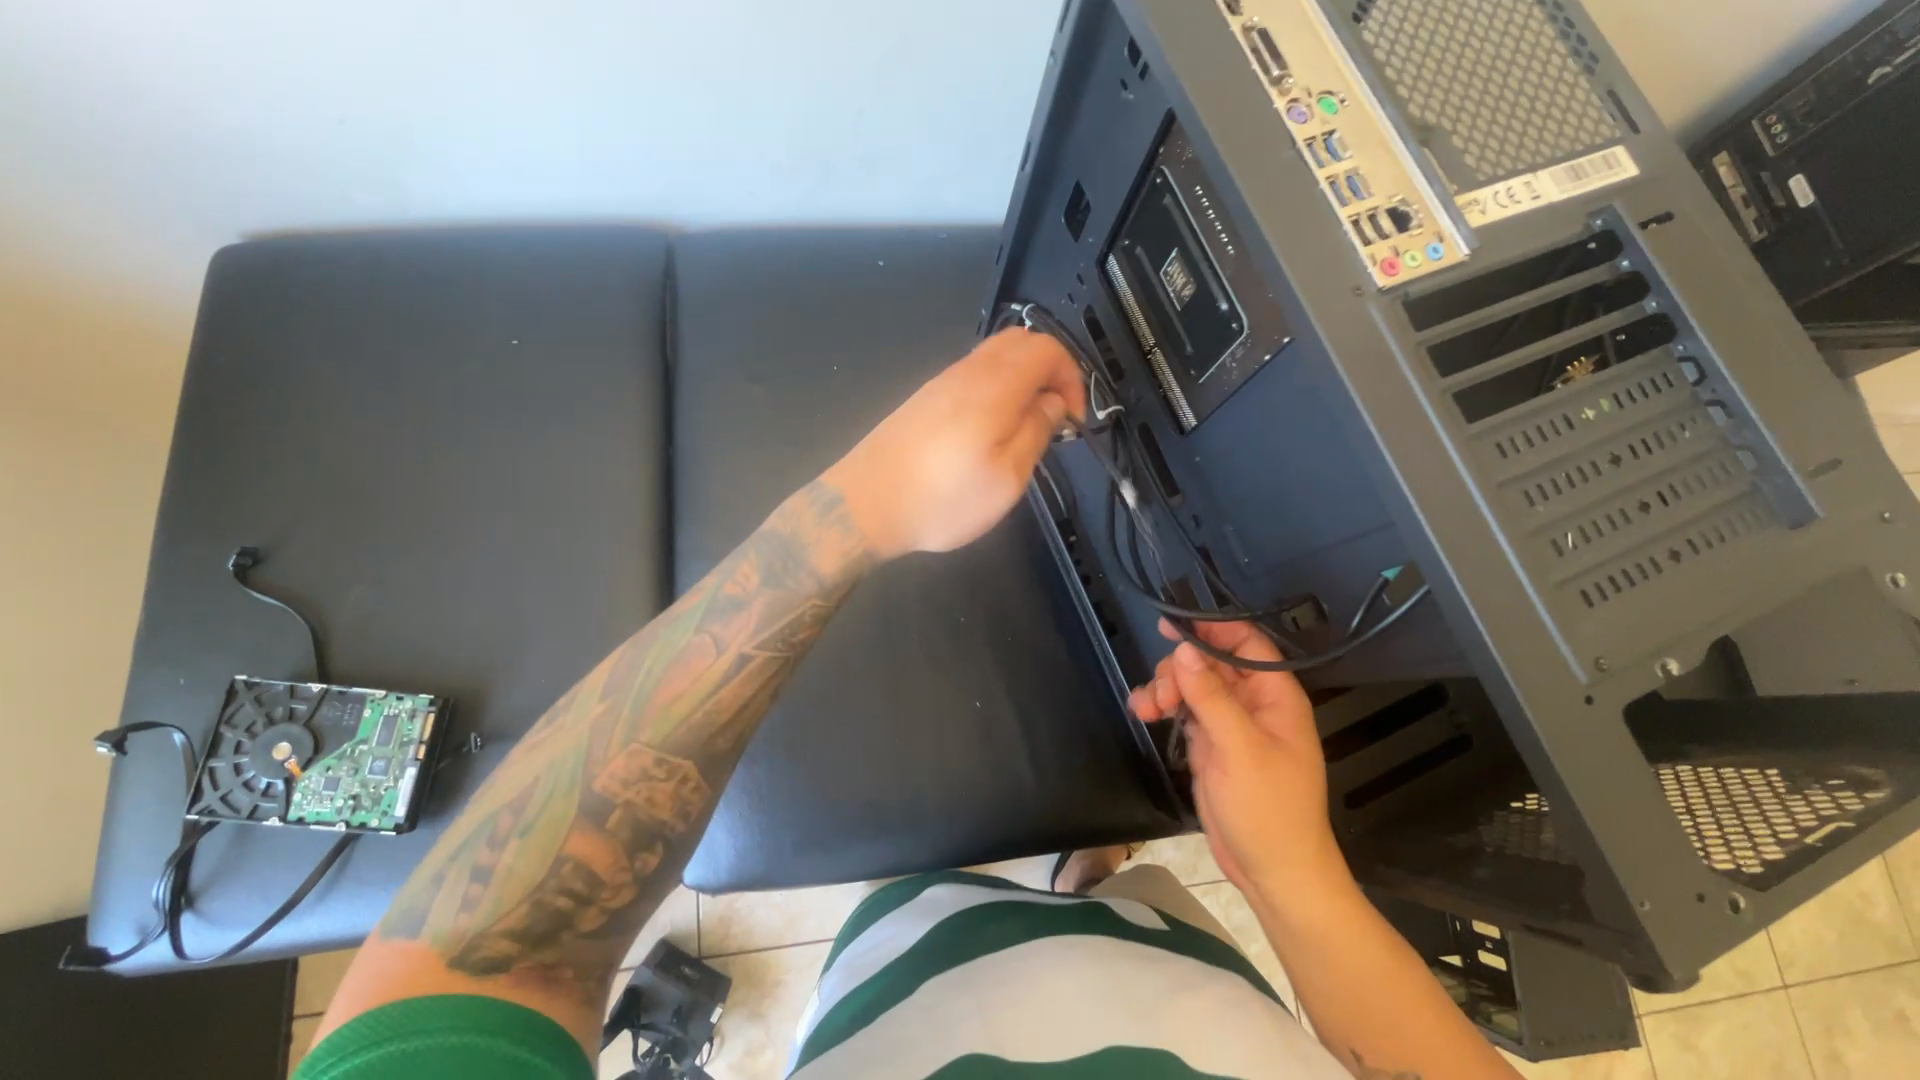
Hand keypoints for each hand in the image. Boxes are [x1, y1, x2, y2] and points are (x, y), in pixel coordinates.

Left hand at [822, 328, 1087, 559]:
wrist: (863, 507)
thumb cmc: (942, 499)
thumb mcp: (1007, 478)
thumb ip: (1036, 432)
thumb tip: (1053, 402)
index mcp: (994, 386)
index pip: (1047, 349)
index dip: (1072, 377)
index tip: (1073, 419)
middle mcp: (966, 373)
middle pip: (1020, 342)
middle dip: (1049, 371)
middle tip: (1054, 416)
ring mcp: (940, 384)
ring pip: (993, 358)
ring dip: (1021, 381)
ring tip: (1024, 428)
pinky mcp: (924, 400)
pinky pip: (971, 376)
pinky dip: (995, 390)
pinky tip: (990, 431)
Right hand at [1130, 619, 1352, 909]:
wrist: (1273, 871)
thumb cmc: (1269, 809)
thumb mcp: (1239, 749)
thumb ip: (1211, 696)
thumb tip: (1183, 649)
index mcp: (1276, 697)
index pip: (1246, 645)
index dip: (1212, 630)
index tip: (1171, 624)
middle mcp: (1254, 705)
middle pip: (1211, 663)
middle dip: (1179, 669)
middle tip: (1160, 693)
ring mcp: (1231, 726)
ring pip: (1193, 686)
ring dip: (1166, 689)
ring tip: (1146, 709)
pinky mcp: (1212, 746)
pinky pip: (1185, 712)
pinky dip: (1164, 708)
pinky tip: (1144, 713)